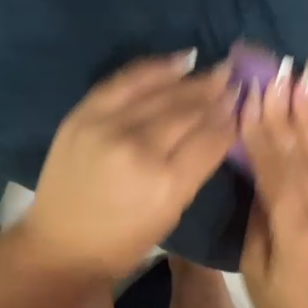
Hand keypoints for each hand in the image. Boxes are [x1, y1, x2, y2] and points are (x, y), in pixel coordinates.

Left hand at [20, 51, 236, 278]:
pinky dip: (156, 68)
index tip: (246, 104)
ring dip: (194, 81)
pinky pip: (127, 81)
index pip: (210, 139)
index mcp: (167, 184)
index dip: (231, 119)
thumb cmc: (123, 243)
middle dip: (217, 95)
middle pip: (189, 111)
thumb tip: (220, 130)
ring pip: (162, 93)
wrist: (61, 245)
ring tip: (216, 71)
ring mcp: (109, 127)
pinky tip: (181, 62)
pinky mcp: (84, 114)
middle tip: (237, 81)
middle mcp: (140, 149)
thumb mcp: (170, 214)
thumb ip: (195, 170)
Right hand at [240, 57, 307, 307]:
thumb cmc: (276, 301)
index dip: (261, 129)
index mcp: (293, 227)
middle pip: (300, 152)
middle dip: (287, 107)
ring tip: (304, 74)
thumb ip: (259, 213)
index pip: (274, 167)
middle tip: (278, 67)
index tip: (251, 92)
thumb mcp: (254, 261)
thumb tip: (257, 168)